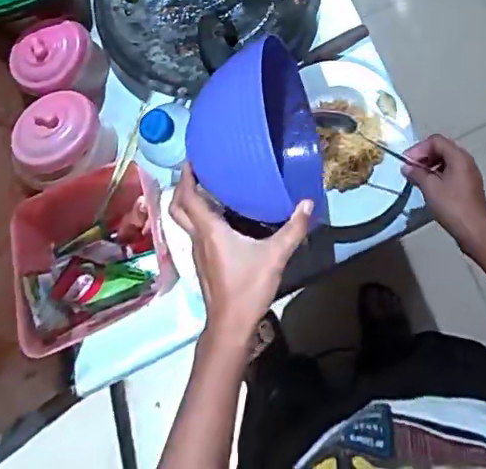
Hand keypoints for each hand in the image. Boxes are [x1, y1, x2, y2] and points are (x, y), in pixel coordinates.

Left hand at [170, 164, 311, 345]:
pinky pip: (195, 231)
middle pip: (178, 207)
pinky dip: (200, 217)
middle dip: (182, 187)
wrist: (230, 326)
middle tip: (196, 170)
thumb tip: (306, 202)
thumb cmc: (248, 288)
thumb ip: (293, 229)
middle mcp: (198, 237)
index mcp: (209, 230)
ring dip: (190, 202)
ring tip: (209, 186)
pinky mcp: (203, 261)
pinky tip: (220, 216)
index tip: (193, 159)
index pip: (188, 198)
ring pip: (185, 220)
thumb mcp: (275, 256)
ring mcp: (197, 251)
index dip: (187, 177)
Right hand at [401, 134, 485, 254]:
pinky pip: (453, 171)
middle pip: (442, 148)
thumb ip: (416, 173)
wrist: (475, 232)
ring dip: (431, 165)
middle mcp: (467, 161)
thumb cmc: (452, 207)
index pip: (435, 141)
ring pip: (447, 160)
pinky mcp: (470, 186)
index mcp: (458, 157)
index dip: (419, 148)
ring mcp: (470, 173)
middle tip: (412, 168)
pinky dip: (439, 173)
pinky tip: (431, 187)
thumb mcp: (429, 188)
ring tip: (419, 178)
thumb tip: (406, 167)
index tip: (407, 162)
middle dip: (424, 155)